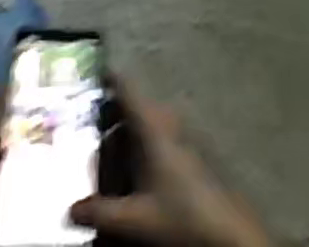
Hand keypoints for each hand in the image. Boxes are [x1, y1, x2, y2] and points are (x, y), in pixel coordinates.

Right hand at [69, 89, 271, 246]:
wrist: (238, 239)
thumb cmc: (185, 216)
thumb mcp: (137, 219)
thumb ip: (101, 213)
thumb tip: (69, 211)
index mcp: (152, 123)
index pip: (124, 85)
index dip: (105, 77)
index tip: (87, 79)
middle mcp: (168, 121)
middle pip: (133, 105)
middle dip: (111, 115)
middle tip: (90, 129)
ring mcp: (185, 136)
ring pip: (149, 122)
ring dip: (129, 133)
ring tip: (111, 155)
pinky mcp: (197, 155)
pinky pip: (162, 137)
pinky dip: (145, 146)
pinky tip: (138, 173)